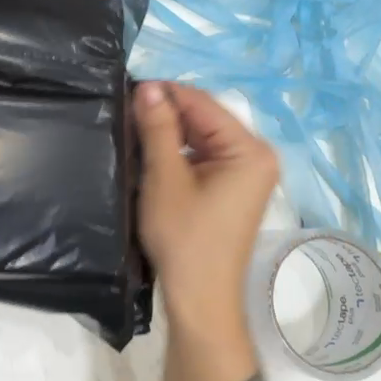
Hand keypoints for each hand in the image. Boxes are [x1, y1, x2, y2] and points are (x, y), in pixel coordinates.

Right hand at [132, 81, 278, 337]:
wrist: (199, 294)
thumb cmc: (184, 235)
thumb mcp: (164, 177)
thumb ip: (157, 127)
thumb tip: (147, 86)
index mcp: (250, 149)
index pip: (203, 104)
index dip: (164, 93)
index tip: (124, 89)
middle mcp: (256, 155)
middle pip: (205, 118)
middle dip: (166, 113)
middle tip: (123, 111)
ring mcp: (246, 173)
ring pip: (201, 136)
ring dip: (168, 132)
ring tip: (131, 130)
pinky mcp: (233, 187)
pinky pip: (203, 155)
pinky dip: (177, 151)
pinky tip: (150, 152)